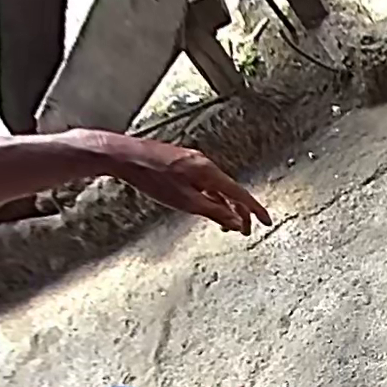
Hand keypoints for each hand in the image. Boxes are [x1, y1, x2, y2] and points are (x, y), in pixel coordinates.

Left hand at [92, 132, 272, 233]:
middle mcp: (204, 164)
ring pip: (218, 187)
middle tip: (243, 231)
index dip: (255, 210)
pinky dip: (212, 197)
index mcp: (208, 172)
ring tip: (225, 223)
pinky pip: (206, 182)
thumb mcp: (186, 202)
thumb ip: (215, 212)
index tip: (266, 222)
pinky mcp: (181, 163)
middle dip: (240, 212)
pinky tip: (208, 206)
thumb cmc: (150, 177)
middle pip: (231, 191)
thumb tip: (236, 222)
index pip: (240, 194)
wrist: (120, 155)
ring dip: (225, 206)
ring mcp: (192, 162)